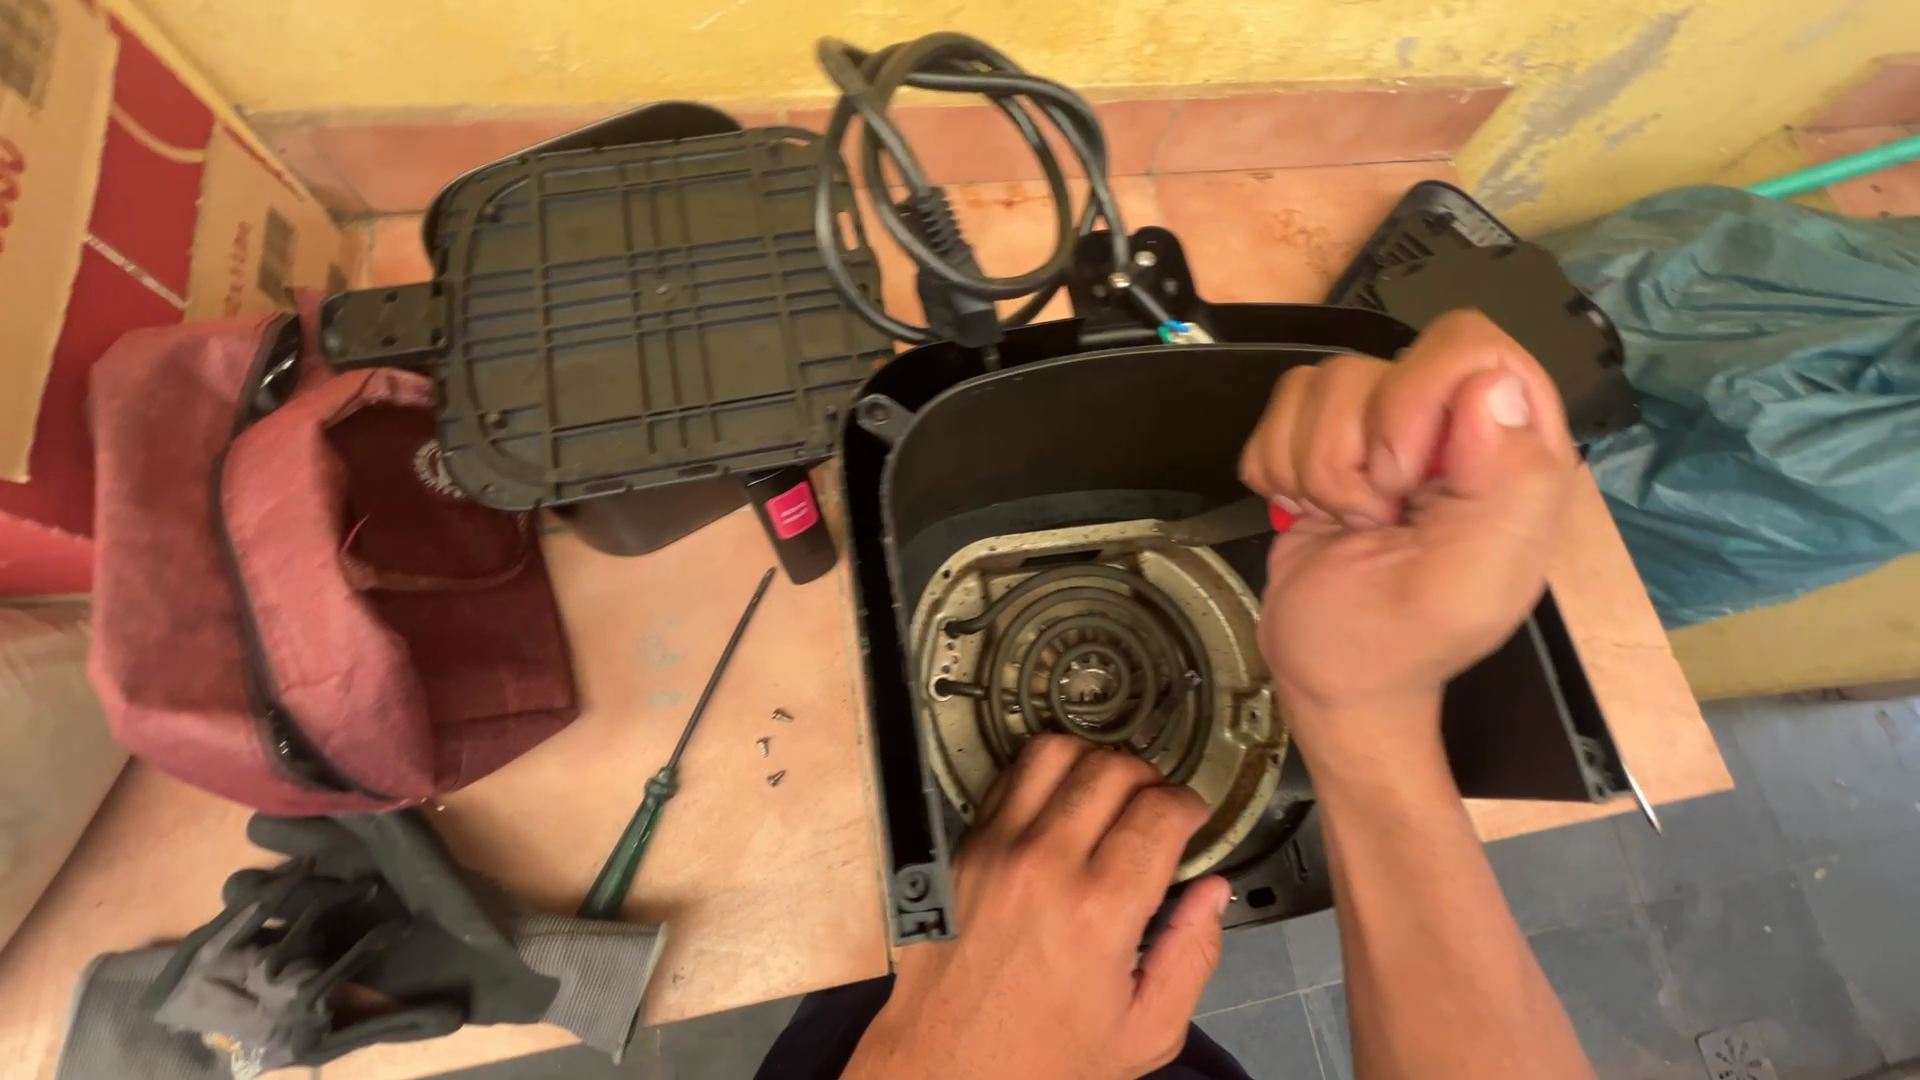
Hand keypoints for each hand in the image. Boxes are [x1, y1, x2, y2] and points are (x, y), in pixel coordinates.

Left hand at [845, 736, 1232, 1079]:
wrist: (947, 1065)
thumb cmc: (1040, 1057)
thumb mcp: (1142, 1031)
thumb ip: (1192, 954)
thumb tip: (1213, 892)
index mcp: (1098, 912)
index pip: (1159, 813)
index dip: (1189, 804)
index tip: (1192, 815)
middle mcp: (1045, 864)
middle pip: (1111, 770)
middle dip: (1149, 778)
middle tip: (1156, 804)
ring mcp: (998, 846)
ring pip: (1055, 752)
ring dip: (1094, 760)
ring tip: (1109, 790)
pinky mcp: (968, 845)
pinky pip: (1010, 776)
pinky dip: (1044, 772)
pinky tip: (1060, 799)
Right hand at [1237, 311, 1578, 751]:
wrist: (1325, 673)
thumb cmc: (1392, 644)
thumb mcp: (1462, 588)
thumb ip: (1502, 489)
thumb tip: (1489, 384)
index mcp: (1508, 452)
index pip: (1466, 349)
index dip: (1414, 403)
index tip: (1399, 482)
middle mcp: (1442, 426)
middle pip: (1371, 367)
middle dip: (1346, 452)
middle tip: (1367, 516)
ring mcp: (1371, 431)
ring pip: (1315, 387)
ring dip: (1307, 469)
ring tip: (1337, 521)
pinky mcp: (1314, 444)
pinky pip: (1275, 410)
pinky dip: (1273, 467)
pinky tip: (1302, 510)